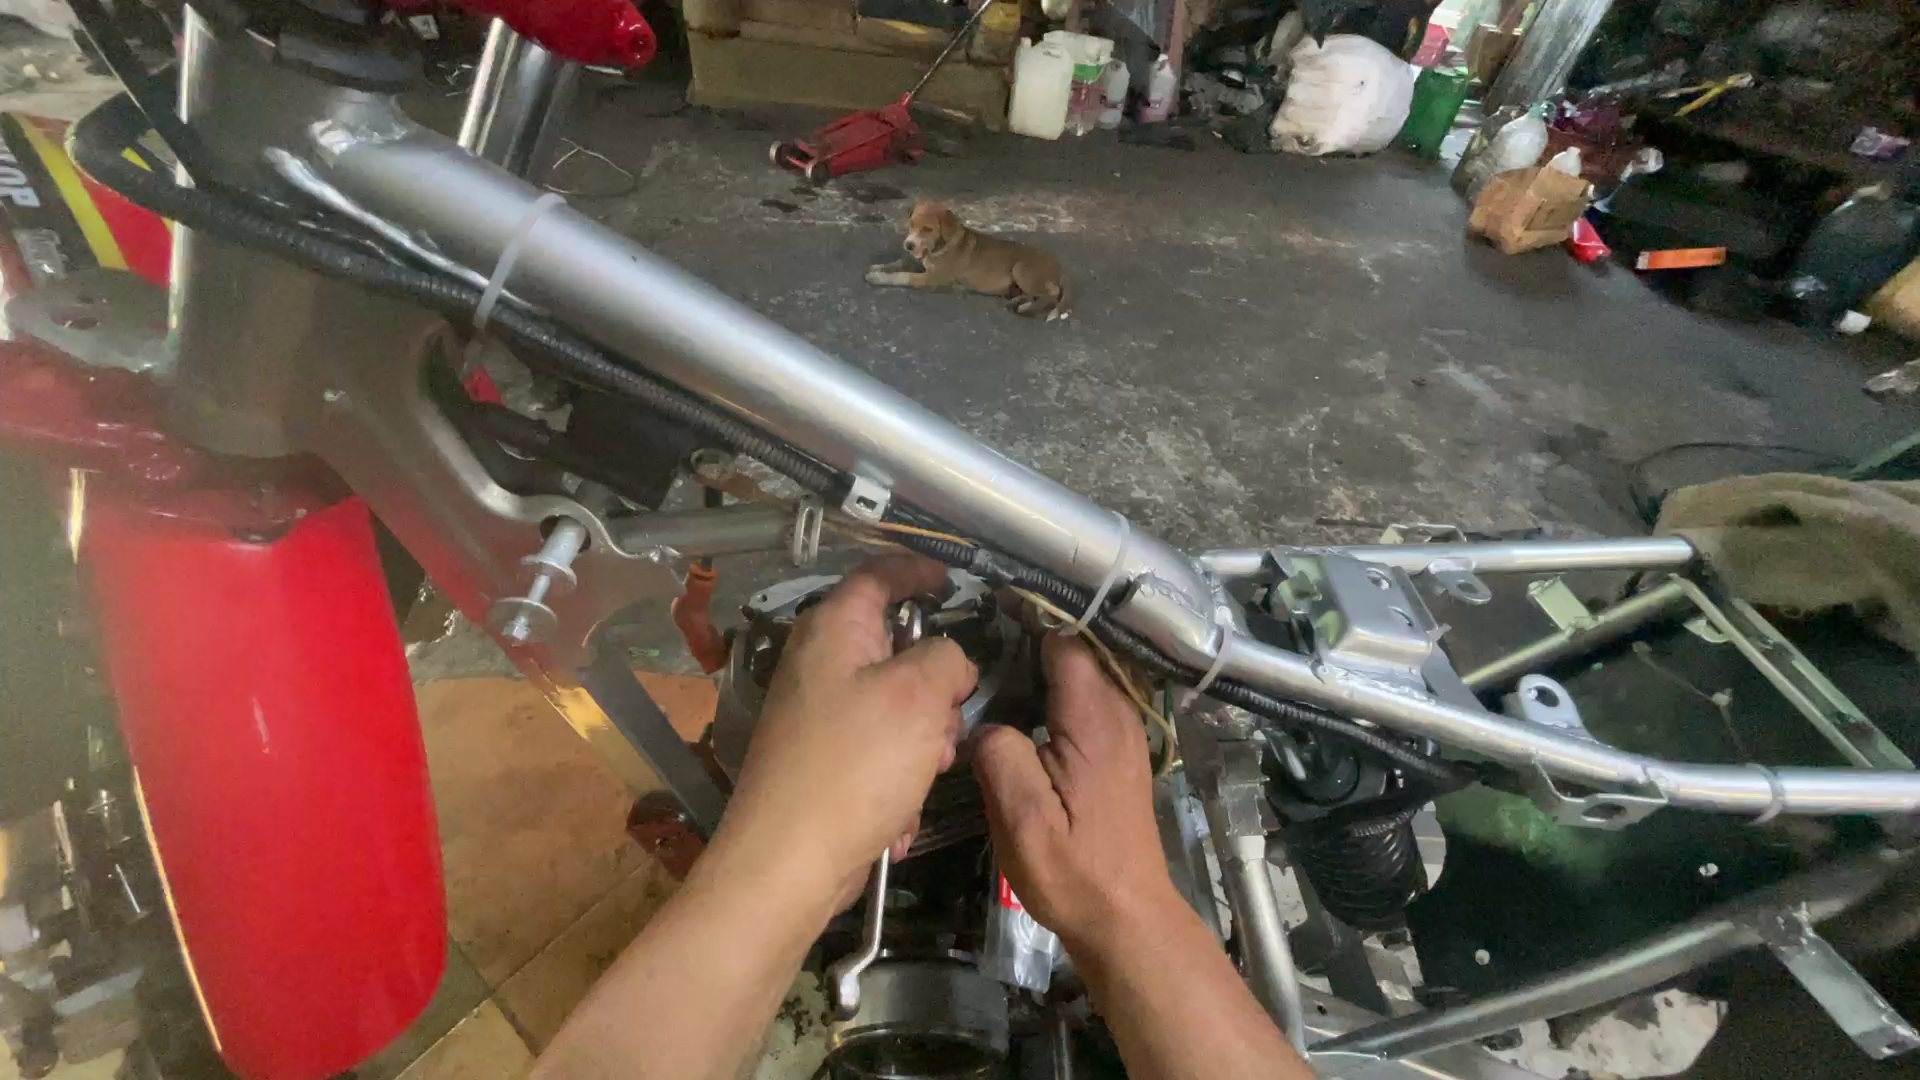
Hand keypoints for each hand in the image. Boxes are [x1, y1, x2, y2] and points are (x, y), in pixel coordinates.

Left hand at [718, 554, 978, 908]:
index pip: (879, 575)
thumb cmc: (856, 762)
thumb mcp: (919, 694)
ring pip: (897, 704)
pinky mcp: (822, 758)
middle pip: (897, 648)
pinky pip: (880, 748)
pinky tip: (898, 813)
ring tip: (925, 772)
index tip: (953, 581)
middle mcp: (820, 663)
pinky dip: (899, 773)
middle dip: (935, 685)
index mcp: (834, 629)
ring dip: (924, 737)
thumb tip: (950, 663)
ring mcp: (819, 713)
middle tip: (951, 716)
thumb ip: (947, 658)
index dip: (918, 570)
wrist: (787, 863)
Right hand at [972, 634, 1182, 955]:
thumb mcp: (1021, 817)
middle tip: (985, 635)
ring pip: (1086, 671)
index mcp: (1094, 719)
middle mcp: (1118, 713)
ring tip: (999, 661)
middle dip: (1035, 635)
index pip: (1065, 642)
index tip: (990, 609)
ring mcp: (1125, 731)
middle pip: (1079, 649)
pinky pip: (1091, 696)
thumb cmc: (1074, 871)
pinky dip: (1061, 686)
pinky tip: (1027, 701)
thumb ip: (999, 752)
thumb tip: (984, 722)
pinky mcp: (1121, 749)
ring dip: (1047, 661)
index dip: (1028, 621)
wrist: (1126, 917)